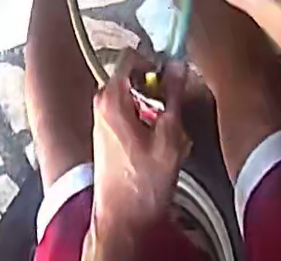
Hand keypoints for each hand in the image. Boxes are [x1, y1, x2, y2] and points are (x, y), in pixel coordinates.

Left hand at [87, 56, 190, 258]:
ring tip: (170, 130)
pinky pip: (129, 113)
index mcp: (111, 98)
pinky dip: (145, 121)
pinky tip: (160, 144)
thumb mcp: (168, 137)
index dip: (155, 61)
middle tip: (173, 106)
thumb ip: (174, 96)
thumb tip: (179, 68)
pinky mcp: (107, 135)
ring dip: (154, 108)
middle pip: (134, 77)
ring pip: (134, 97)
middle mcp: (102, 104)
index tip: (170, 74)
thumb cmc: (140, 187)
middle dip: (157, 90)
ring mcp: (102, 119)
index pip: (132, 56)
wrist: (122, 223)